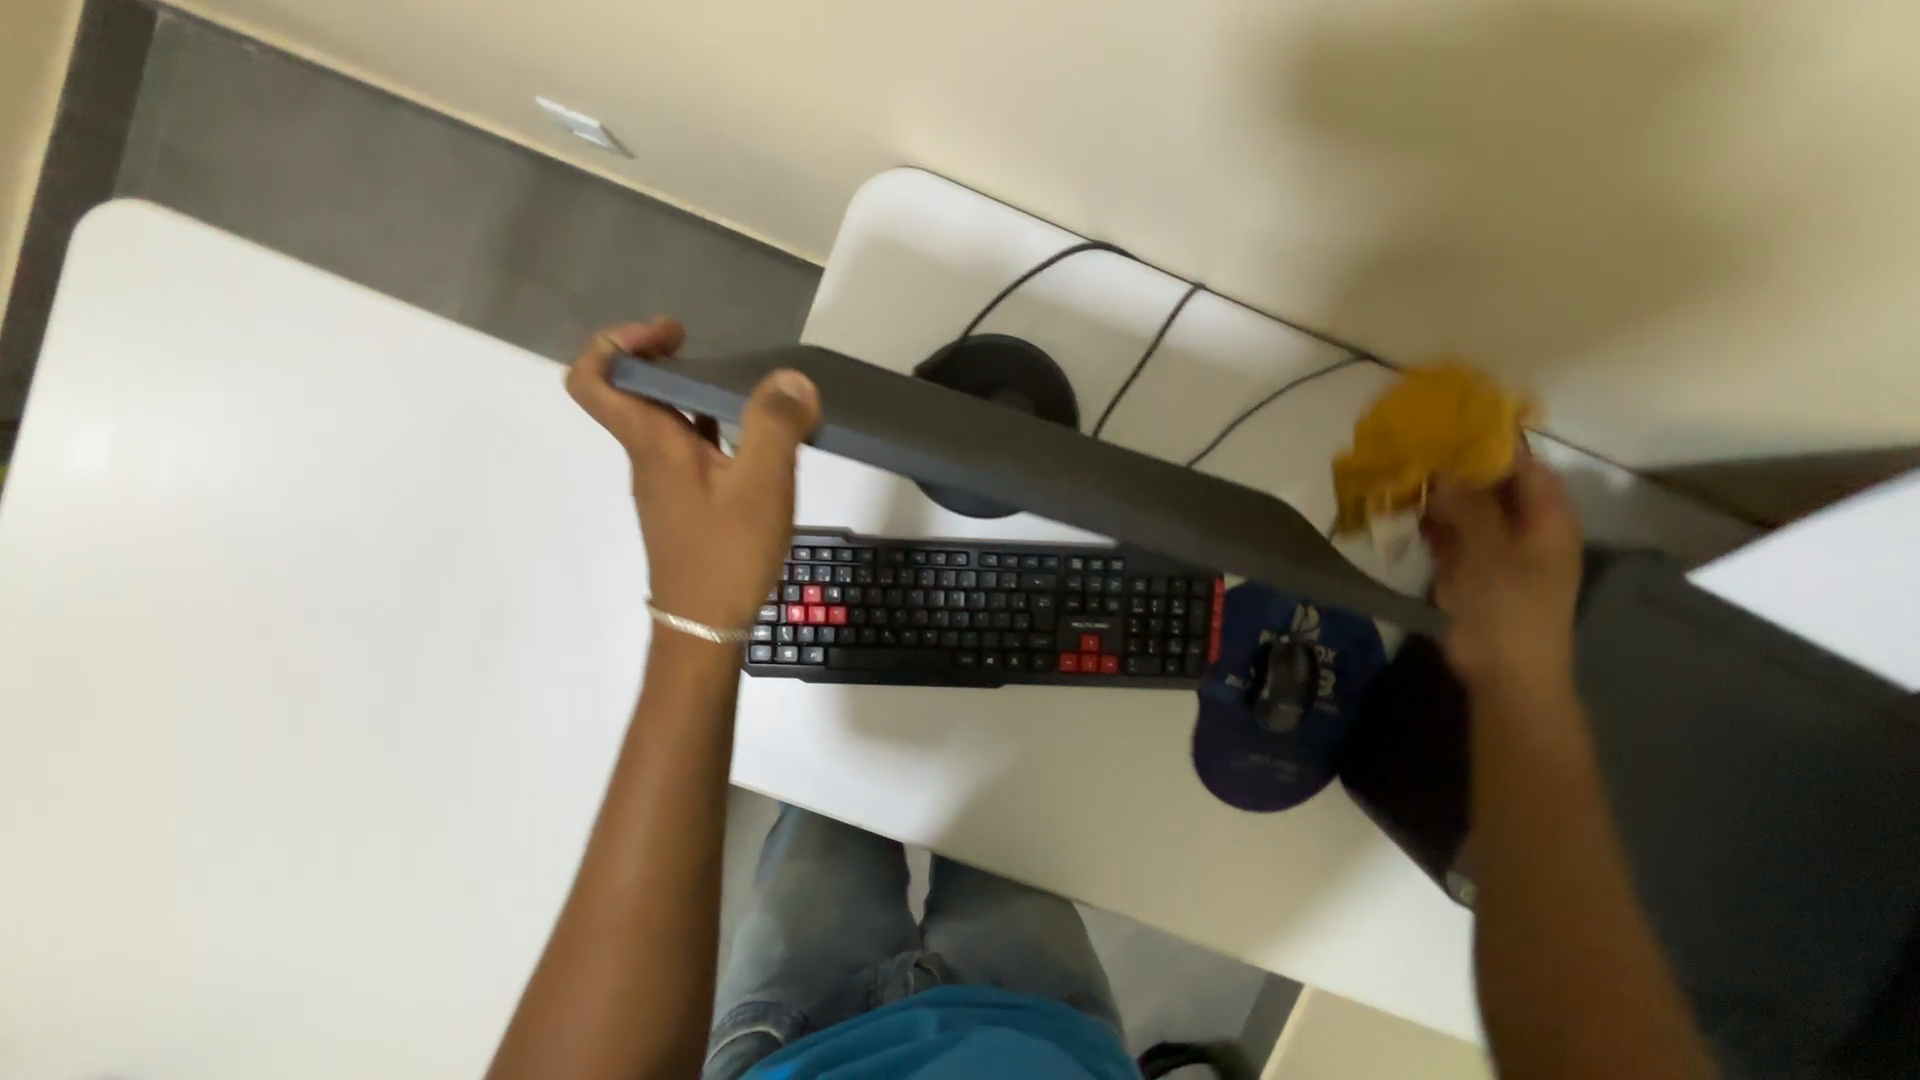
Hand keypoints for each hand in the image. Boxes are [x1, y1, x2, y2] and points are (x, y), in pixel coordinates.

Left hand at [566, 319, 820, 635]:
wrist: (705, 626)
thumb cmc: (726, 553)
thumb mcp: (761, 484)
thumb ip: (775, 425)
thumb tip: (791, 379)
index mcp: (652, 442)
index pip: (595, 380)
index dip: (618, 343)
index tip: (671, 335)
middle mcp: (648, 458)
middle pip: (634, 394)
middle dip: (669, 360)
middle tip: (715, 353)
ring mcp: (666, 485)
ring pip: (665, 423)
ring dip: (694, 396)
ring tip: (748, 394)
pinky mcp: (686, 506)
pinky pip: (690, 452)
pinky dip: (713, 432)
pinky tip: (756, 444)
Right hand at [1423, 452, 1583, 697]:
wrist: (1506, 679)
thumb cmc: (1506, 614)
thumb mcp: (1487, 555)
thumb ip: (1466, 508)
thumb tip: (1442, 470)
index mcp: (1547, 520)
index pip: (1524, 466)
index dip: (1491, 445)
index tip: (1448, 427)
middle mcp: (1527, 530)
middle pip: (1495, 486)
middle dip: (1457, 469)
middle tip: (1413, 448)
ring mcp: (1499, 553)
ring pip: (1470, 511)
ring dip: (1440, 496)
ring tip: (1401, 473)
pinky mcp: (1474, 574)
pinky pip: (1454, 537)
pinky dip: (1433, 524)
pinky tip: (1404, 511)